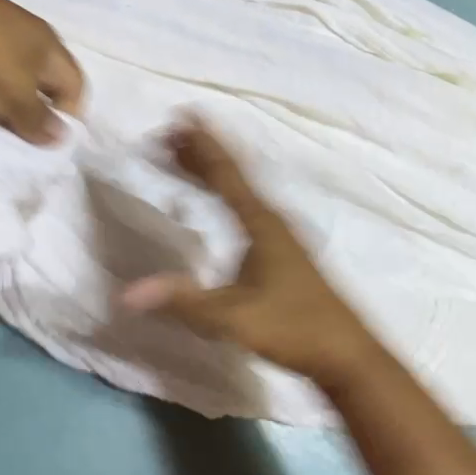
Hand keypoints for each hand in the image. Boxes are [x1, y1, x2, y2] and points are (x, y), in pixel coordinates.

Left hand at [0, 0, 84, 144]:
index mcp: (45, 41)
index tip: (47, 144)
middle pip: (35, 83)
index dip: (68, 115)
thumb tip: (62, 135)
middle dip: (28, 114)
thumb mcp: (14, 95)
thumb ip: (37, 118)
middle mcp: (19, 34)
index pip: (73, 83)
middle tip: (16, 146)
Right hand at [119, 120, 377, 383]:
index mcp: (261, 224)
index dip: (202, 145)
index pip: (226, 174)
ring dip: (212, 168)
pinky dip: (226, 190)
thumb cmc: (293, 329)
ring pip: (241, 188)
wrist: (348, 357)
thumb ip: (182, 301)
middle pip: (233, 174)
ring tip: (183, 155)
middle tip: (168, 133)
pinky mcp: (283, 251)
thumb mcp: (232, 319)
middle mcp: (272, 220)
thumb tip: (127, 293)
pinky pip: (246, 204)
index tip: (181, 117)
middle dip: (201, 151)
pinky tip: (218, 200)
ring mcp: (280, 235)